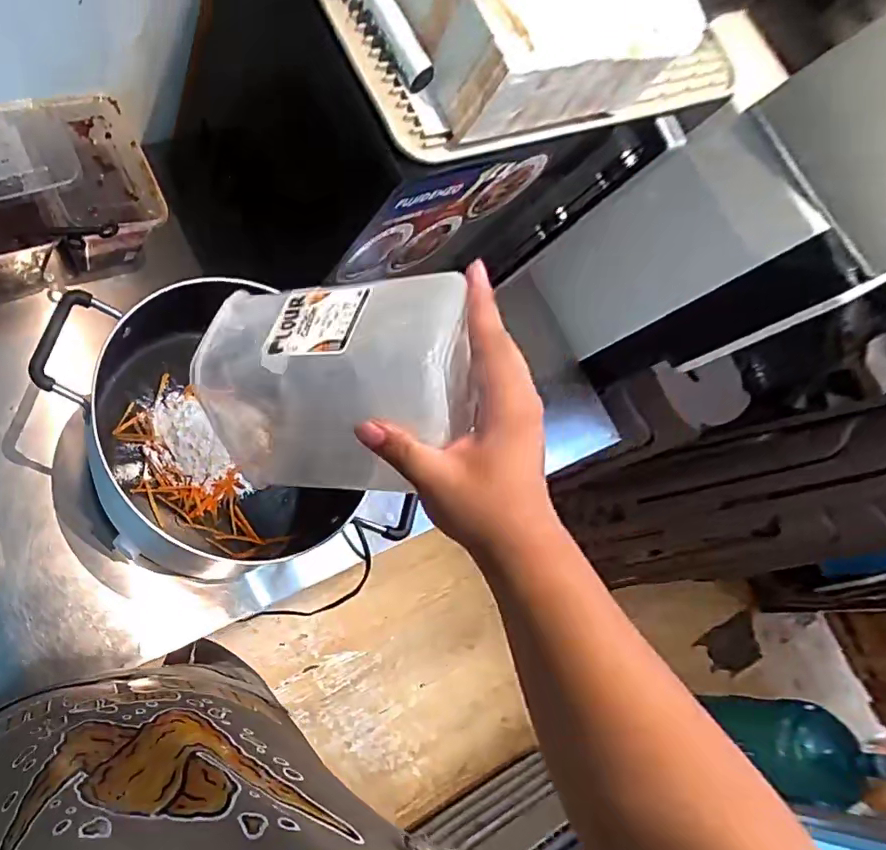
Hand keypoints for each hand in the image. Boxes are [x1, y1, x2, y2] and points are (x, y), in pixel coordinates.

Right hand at [355, 261, 562, 564]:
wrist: (520, 544)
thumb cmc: (485, 509)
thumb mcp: (436, 477)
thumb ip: (401, 448)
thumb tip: (364, 425)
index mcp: (507, 403)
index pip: (493, 342)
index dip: (482, 304)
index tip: (475, 269)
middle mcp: (520, 402)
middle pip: (503, 347)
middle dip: (484, 315)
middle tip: (460, 290)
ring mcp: (522, 417)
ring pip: (505, 365)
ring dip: (486, 340)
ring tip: (460, 321)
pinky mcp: (516, 431)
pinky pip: (501, 385)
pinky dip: (485, 366)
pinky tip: (463, 373)